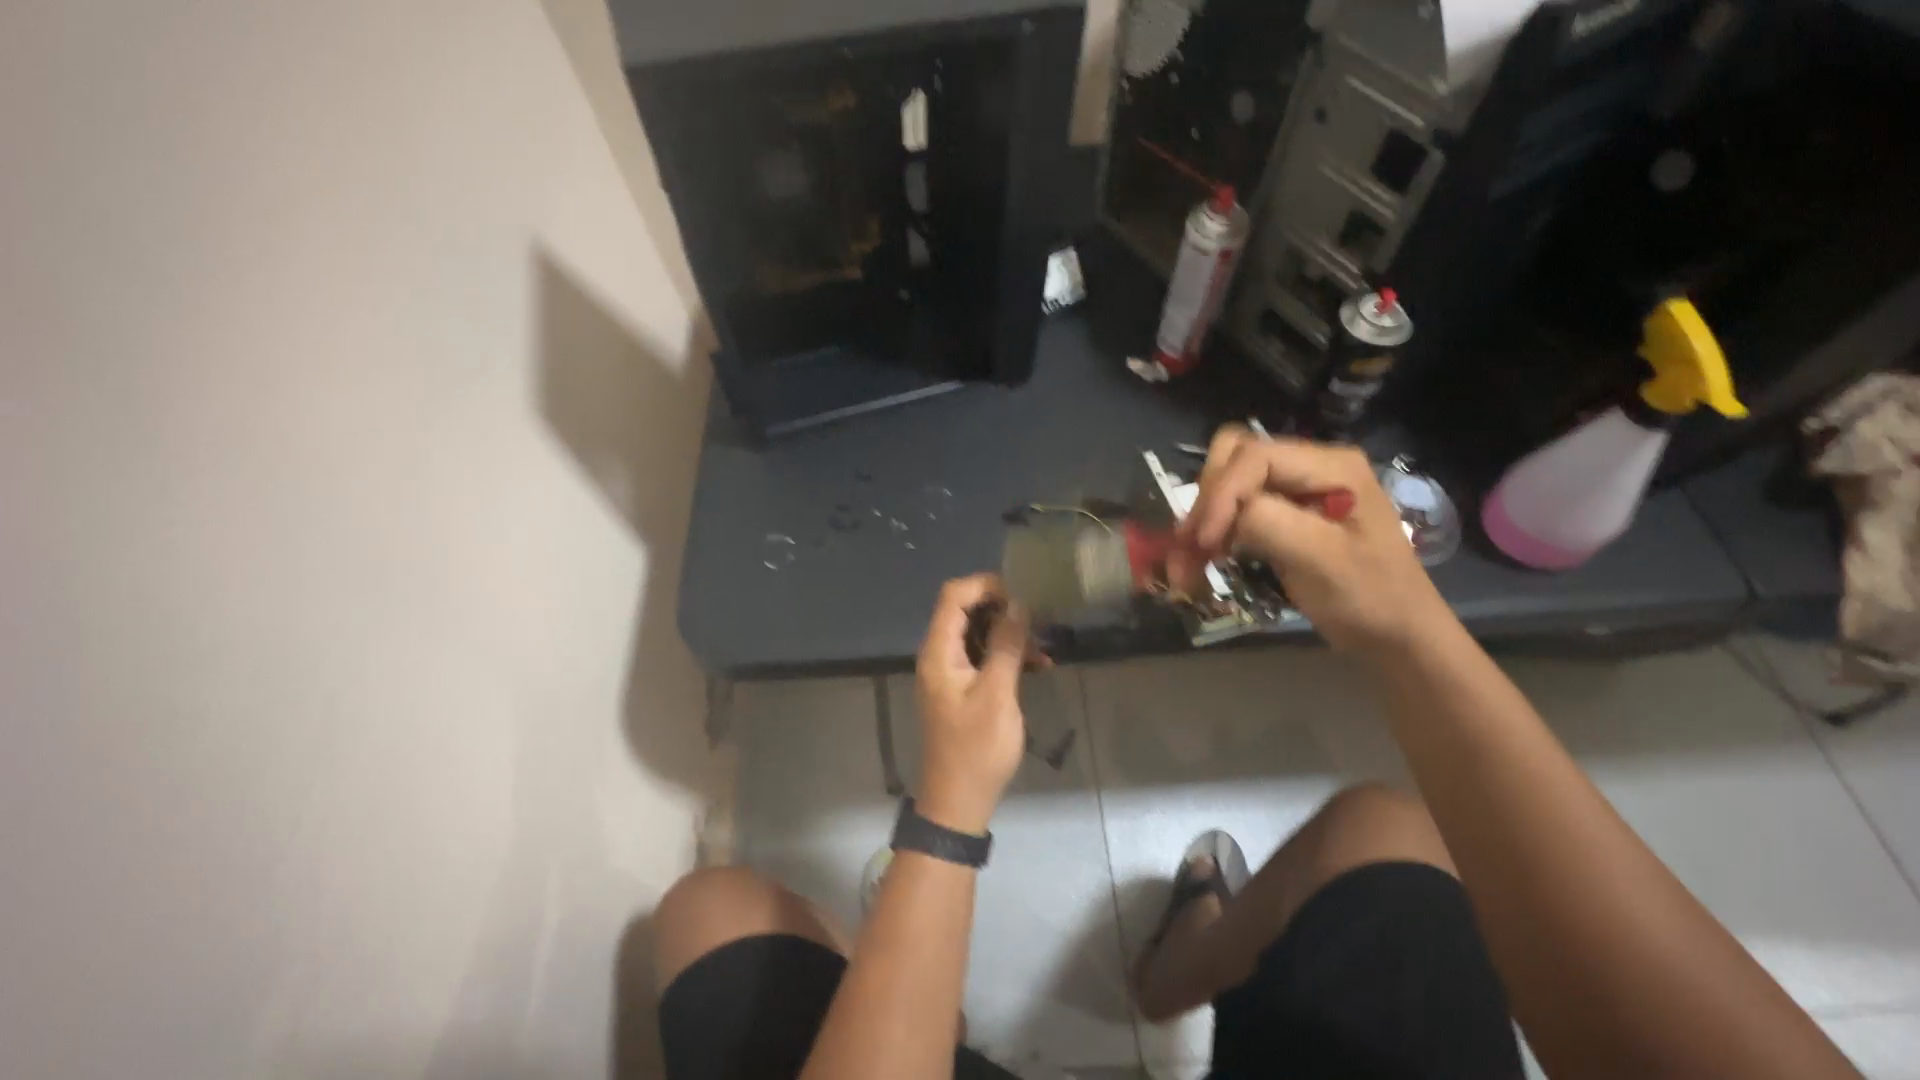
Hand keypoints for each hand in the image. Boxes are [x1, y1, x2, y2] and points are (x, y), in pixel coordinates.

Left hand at [914, 575, 1034, 834]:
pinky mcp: (961, 688)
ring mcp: (948, 672)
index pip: (954, 595)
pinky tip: (1038, 665)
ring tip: (1045, 644)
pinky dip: (1006, 655)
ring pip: (976, 633)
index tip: (1024, 592)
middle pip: (964, 610)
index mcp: (938, 652)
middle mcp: (938, 655)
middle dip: (1002, 607)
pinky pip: (981, 656)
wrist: (958, 801)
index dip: (987, 584)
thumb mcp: (997, 694)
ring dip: (1008, 632)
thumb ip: (1006, 645)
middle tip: (1040, 617)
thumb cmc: (977, 749)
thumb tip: (1019, 603)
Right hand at [1175, 427, 1451, 654]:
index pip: (1255, 456)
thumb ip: (1269, 523)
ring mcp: (1297, 490)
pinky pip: (1235, 510)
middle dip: (1206, 500)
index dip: (1220, 494)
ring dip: (1202, 520)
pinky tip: (1200, 563)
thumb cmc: (1369, 597)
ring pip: (1228, 484)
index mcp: (1331, 465)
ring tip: (1185, 563)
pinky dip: (1212, 534)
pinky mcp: (1283, 515)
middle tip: (1189, 546)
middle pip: (1235, 457)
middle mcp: (1311, 466)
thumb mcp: (1323, 559)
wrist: (1398, 637)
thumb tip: (1220, 515)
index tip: (1200, 542)